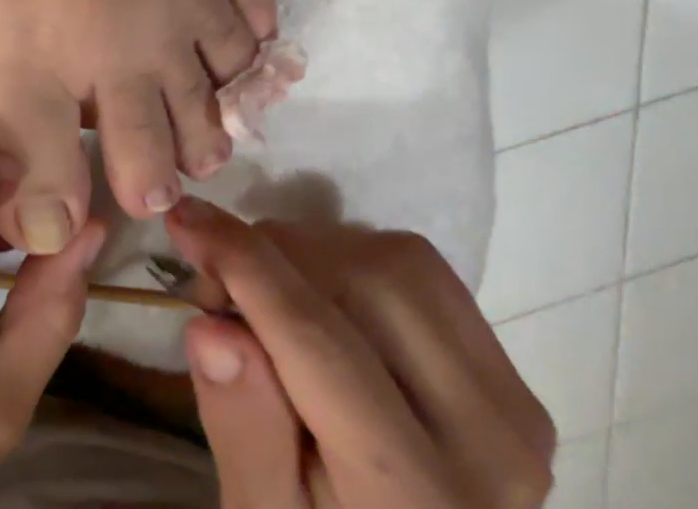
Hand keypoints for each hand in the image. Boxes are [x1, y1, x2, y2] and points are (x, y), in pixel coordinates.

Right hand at [161, 199, 556, 507]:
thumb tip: (212, 327)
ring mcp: (515, 405)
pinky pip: (422, 276)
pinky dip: (348, 262)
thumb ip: (243, 433)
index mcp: (417, 496)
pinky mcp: (513, 378)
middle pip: (367, 282)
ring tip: (260, 295)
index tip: (182, 217)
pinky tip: (312, 300)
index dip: (245, 266)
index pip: (321, 342)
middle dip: (272, 256)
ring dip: (309, 254)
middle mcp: (491, 441)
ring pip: (399, 264)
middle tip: (214, 290)